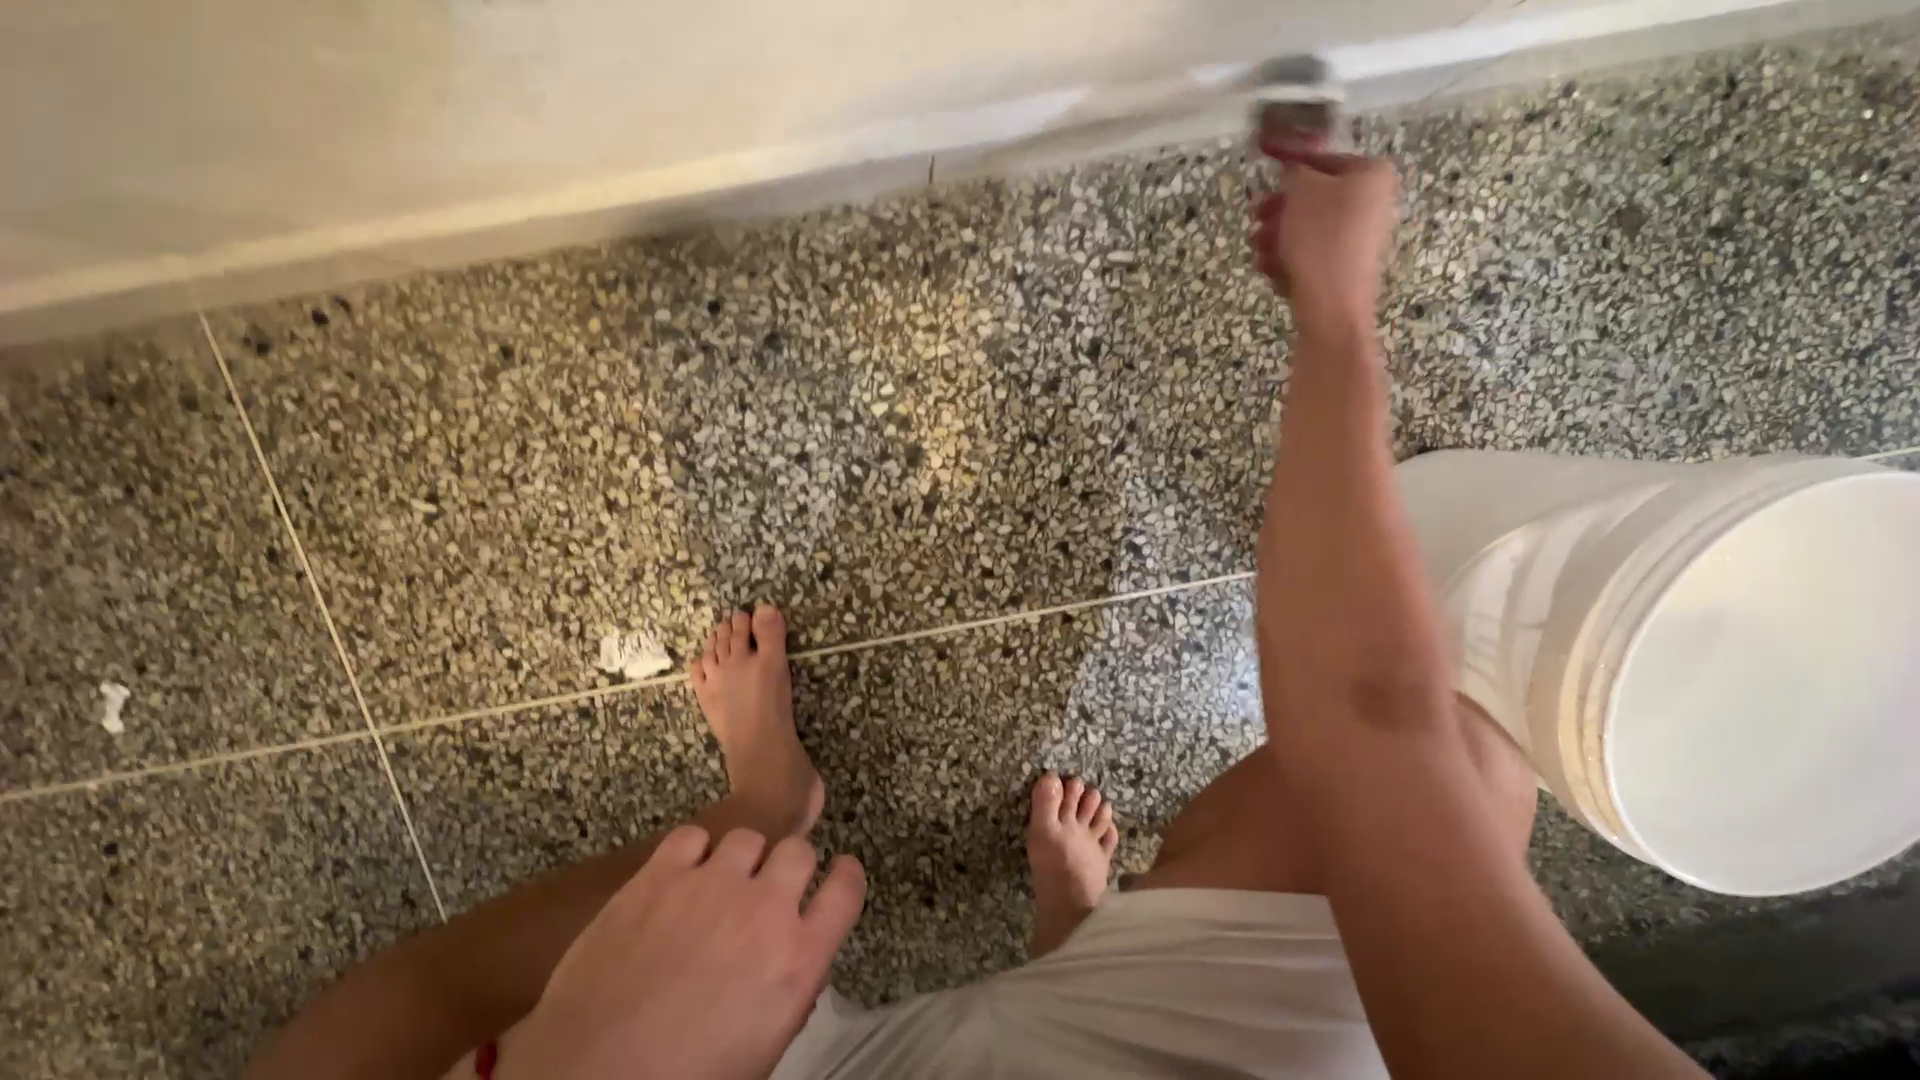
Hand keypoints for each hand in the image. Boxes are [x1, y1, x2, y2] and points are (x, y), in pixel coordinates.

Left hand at [503, 826, 865, 1079]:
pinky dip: (693, 850)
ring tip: (720, 881)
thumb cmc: (686, 1078)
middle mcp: (764, 909)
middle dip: (790, 865)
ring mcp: (711, 885)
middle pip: (799, 851)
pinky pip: (692, 836)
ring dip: (742, 858)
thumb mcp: (762, 1052)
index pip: (846, 890)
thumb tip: (795, 964)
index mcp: (798, 960)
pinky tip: (682, 873)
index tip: (839, 873)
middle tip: (768, 887)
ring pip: (748, 837)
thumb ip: (789, 996)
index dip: (846, 876)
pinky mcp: (660, 876)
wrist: (594, 1073)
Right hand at [1249, 140, 1399, 334]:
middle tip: (1255, 219)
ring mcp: (1359, 237)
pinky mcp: (1344, 265)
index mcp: (1372, 173)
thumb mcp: (1302, 190)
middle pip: (1313, 198)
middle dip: (1279, 212)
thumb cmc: (1320, 238)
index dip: (1289, 168)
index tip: (1263, 177)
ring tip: (1259, 251)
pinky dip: (1287, 259)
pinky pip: (1310, 253)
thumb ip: (1295, 170)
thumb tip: (1295, 170)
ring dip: (1276, 238)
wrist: (1332, 304)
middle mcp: (1372, 201)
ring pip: (1306, 228)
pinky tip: (1270, 269)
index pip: (1322, 160)